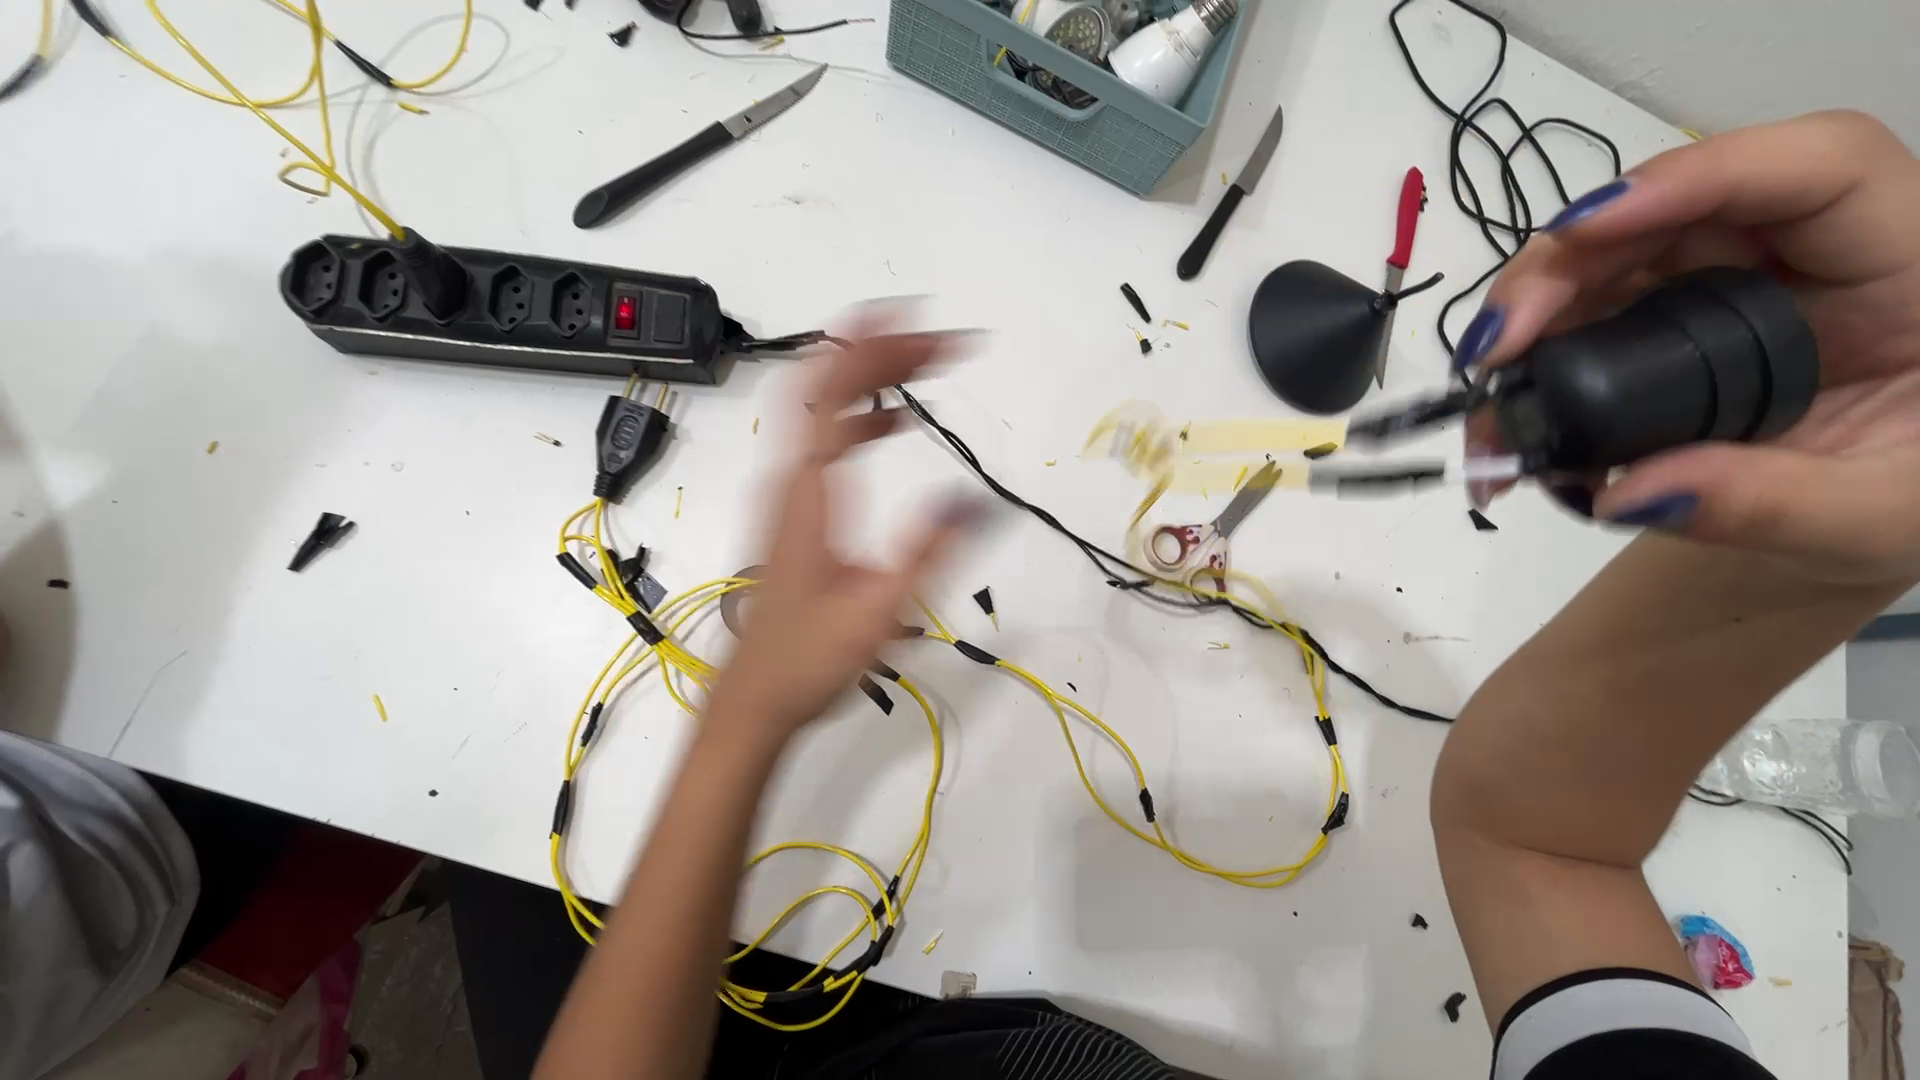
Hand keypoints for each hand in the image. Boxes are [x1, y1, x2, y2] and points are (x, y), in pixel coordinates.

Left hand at [707, 320, 978, 740]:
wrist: (754, 696)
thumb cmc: (809, 660)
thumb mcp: (879, 613)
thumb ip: (927, 552)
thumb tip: (973, 498)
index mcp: (808, 494)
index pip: (834, 392)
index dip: (879, 349)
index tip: (932, 332)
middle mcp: (790, 479)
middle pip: (826, 384)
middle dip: (886, 349)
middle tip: (946, 341)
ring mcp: (788, 490)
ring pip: (823, 405)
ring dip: (873, 374)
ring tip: (928, 361)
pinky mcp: (794, 507)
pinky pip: (824, 436)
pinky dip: (861, 412)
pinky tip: (894, 419)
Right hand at [1461, 110, 1919, 580]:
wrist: (1863, 506)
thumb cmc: (1906, 492)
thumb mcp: (1871, 513)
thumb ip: (1769, 503)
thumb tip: (1625, 494)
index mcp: (1902, 270)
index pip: (1813, 172)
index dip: (1696, 176)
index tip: (1579, 230)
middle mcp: (1795, 261)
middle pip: (1665, 219)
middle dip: (1559, 272)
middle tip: (1493, 350)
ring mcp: (1715, 290)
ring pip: (1602, 264)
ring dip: (1523, 322)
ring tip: (1482, 399)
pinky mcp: (1657, 325)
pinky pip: (1577, 321)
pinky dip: (1524, 367)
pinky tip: (1496, 417)